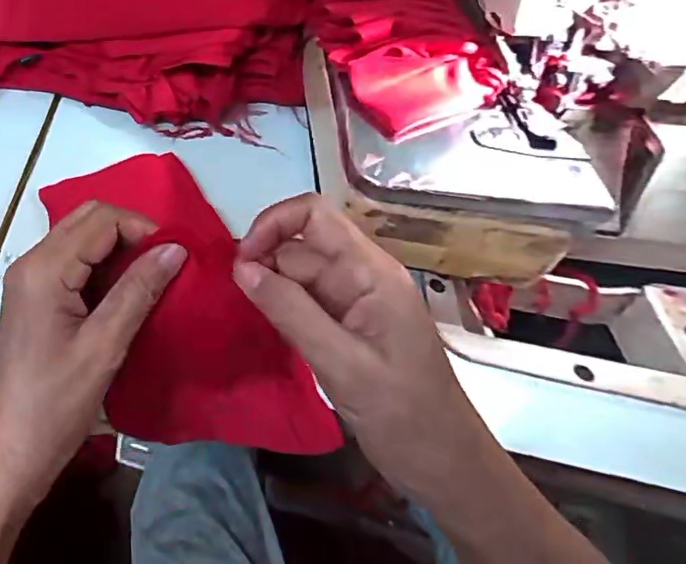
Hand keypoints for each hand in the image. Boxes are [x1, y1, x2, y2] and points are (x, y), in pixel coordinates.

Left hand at [0, 200, 186, 497]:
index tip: (174, 255)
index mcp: (44, 268)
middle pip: (88, 218)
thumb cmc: (54, 406)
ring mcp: (28, 277)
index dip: (142, 228)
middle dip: (130, 231)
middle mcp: (31, 261)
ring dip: (117, 247)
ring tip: (150, 275)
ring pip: (80, 235)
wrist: (6, 456)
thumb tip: (176, 248)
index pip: (101, 220)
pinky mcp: (32, 295)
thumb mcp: (104, 347)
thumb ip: (139, 290)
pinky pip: (72, 259)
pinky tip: (124, 290)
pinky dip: (102, 264)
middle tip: (163, 262)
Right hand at [232, 194, 488, 505]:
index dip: (272, 224)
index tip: (243, 261)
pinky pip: (308, 298)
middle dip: (265, 261)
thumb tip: (241, 268)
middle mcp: (363, 274)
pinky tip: (268, 326)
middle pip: (302, 245)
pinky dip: (284, 306)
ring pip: (301, 272)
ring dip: (271, 285)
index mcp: (370, 271)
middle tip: (237, 299)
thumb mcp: (343, 365)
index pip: (314, 216)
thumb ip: (291, 311)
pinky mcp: (350, 322)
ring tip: (247, 315)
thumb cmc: (405, 417)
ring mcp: (357, 298)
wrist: (448, 469)